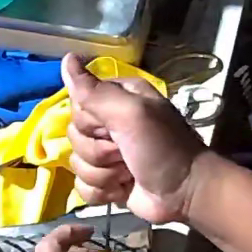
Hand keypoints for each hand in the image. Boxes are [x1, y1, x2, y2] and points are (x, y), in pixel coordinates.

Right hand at [62, 54, 209, 224]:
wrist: (185, 192)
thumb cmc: (163, 147)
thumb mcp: (131, 113)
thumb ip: (94, 91)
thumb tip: (66, 58)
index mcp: (116, 99)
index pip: (77, 105)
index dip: (90, 123)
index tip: (112, 129)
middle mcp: (109, 123)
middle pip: (74, 137)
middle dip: (98, 152)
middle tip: (125, 153)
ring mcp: (106, 155)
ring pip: (76, 164)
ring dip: (103, 175)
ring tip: (128, 174)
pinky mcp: (106, 182)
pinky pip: (82, 187)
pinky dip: (102, 193)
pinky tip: (122, 190)